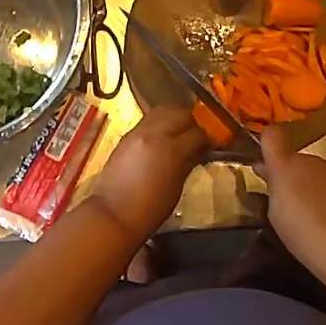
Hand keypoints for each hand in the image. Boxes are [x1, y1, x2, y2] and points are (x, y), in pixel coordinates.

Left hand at [89, 106, 208, 238]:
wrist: (113, 214)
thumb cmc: (150, 208)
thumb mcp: (176, 187)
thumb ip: (188, 163)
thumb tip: (199, 151)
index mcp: (171, 149)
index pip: (197, 133)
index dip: (208, 139)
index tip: (212, 145)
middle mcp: (154, 134)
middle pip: (181, 113)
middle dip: (193, 123)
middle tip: (197, 136)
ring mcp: (137, 132)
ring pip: (163, 110)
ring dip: (175, 118)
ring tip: (180, 132)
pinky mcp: (126, 136)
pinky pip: (148, 120)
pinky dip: (160, 123)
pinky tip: (163, 138)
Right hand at [254, 126, 325, 261]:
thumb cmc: (306, 235)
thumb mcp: (277, 216)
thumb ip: (275, 193)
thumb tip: (274, 180)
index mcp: (286, 167)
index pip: (272, 137)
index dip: (267, 143)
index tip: (264, 164)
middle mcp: (312, 162)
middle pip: (296, 161)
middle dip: (290, 178)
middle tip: (287, 204)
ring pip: (317, 175)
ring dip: (312, 189)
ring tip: (312, 219)